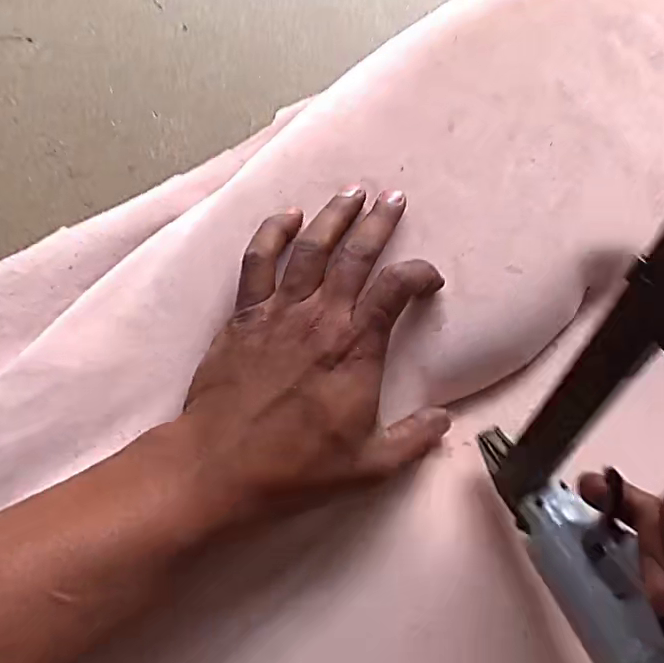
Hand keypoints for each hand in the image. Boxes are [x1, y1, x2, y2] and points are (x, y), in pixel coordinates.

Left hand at [175, 187, 450, 525]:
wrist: (218, 468)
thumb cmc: (295, 469)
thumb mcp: (369, 465)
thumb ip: (413, 440)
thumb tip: (444, 421)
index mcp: (355, 349)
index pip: (396, 290)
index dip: (418, 274)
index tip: (429, 279)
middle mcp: (320, 319)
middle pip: (355, 255)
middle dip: (378, 222)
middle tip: (393, 199)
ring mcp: (279, 313)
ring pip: (310, 248)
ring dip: (333, 217)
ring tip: (351, 193)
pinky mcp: (245, 316)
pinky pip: (258, 262)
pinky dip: (272, 233)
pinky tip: (287, 216)